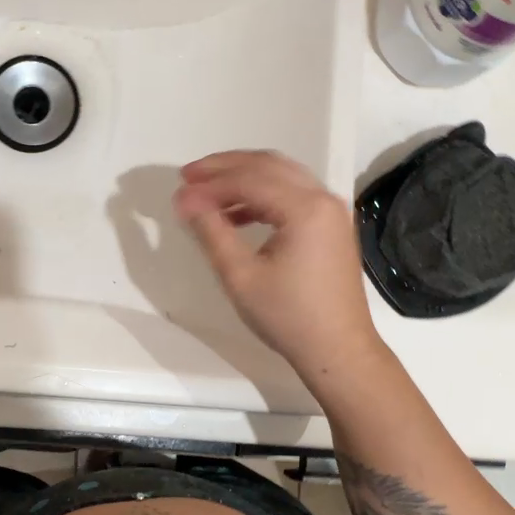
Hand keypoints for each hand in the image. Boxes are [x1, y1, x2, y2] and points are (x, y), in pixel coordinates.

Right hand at [175, 151, 381, 379]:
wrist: (337, 349)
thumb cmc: (288, 316)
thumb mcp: (240, 276)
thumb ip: (211, 232)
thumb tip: (185, 201)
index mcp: (305, 208)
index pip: (249, 180)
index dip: (209, 184)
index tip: (177, 193)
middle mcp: (323, 198)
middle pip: (268, 165)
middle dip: (225, 167)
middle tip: (188, 175)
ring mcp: (331, 211)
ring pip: (282, 176)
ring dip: (243, 177)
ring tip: (206, 191)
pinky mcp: (331, 226)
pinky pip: (293, 194)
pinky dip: (262, 195)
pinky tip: (236, 214)